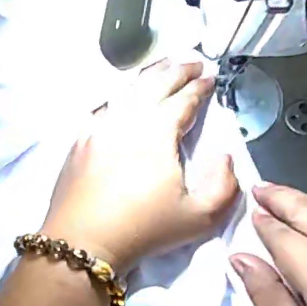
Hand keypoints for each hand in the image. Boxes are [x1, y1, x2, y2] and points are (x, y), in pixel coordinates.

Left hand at [40, 59, 238, 269]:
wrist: (82, 242)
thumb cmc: (144, 229)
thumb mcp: (200, 216)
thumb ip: (225, 184)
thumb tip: (225, 155)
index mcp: (158, 131)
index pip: (184, 99)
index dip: (200, 87)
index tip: (211, 79)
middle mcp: (128, 118)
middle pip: (156, 83)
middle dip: (178, 70)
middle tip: (194, 64)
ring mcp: (100, 125)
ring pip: (128, 89)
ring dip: (150, 76)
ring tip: (164, 71)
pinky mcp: (81, 138)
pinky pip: (105, 105)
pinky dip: (121, 94)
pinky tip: (125, 97)